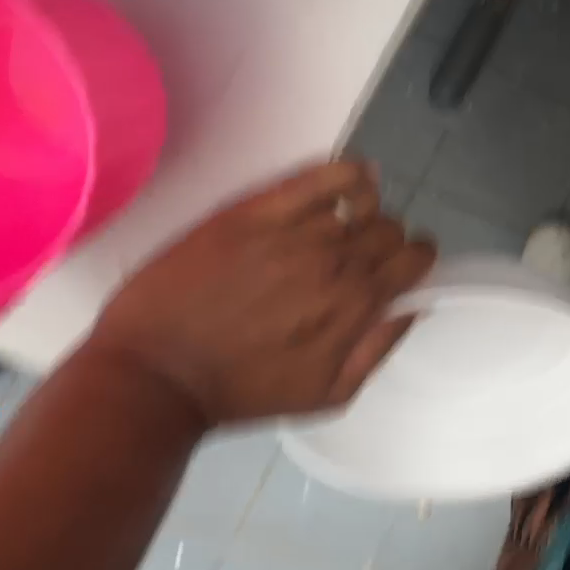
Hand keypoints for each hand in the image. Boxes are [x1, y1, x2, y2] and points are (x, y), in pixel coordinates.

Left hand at [84, 161, 436, 426]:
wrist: (152, 378)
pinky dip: (349, 174)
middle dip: (386, 242)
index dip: (414, 262)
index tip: (396, 271)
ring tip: (337, 228)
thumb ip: (379, 349)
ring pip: (362, 202)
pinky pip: (325, 174)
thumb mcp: (328, 395)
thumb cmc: (241, 392)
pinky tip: (348, 183)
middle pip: (391, 227)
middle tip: (357, 259)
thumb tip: (413, 307)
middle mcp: (337, 260)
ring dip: (360, 214)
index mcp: (357, 302)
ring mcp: (297, 231)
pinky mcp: (257, 210)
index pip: (418, 256)